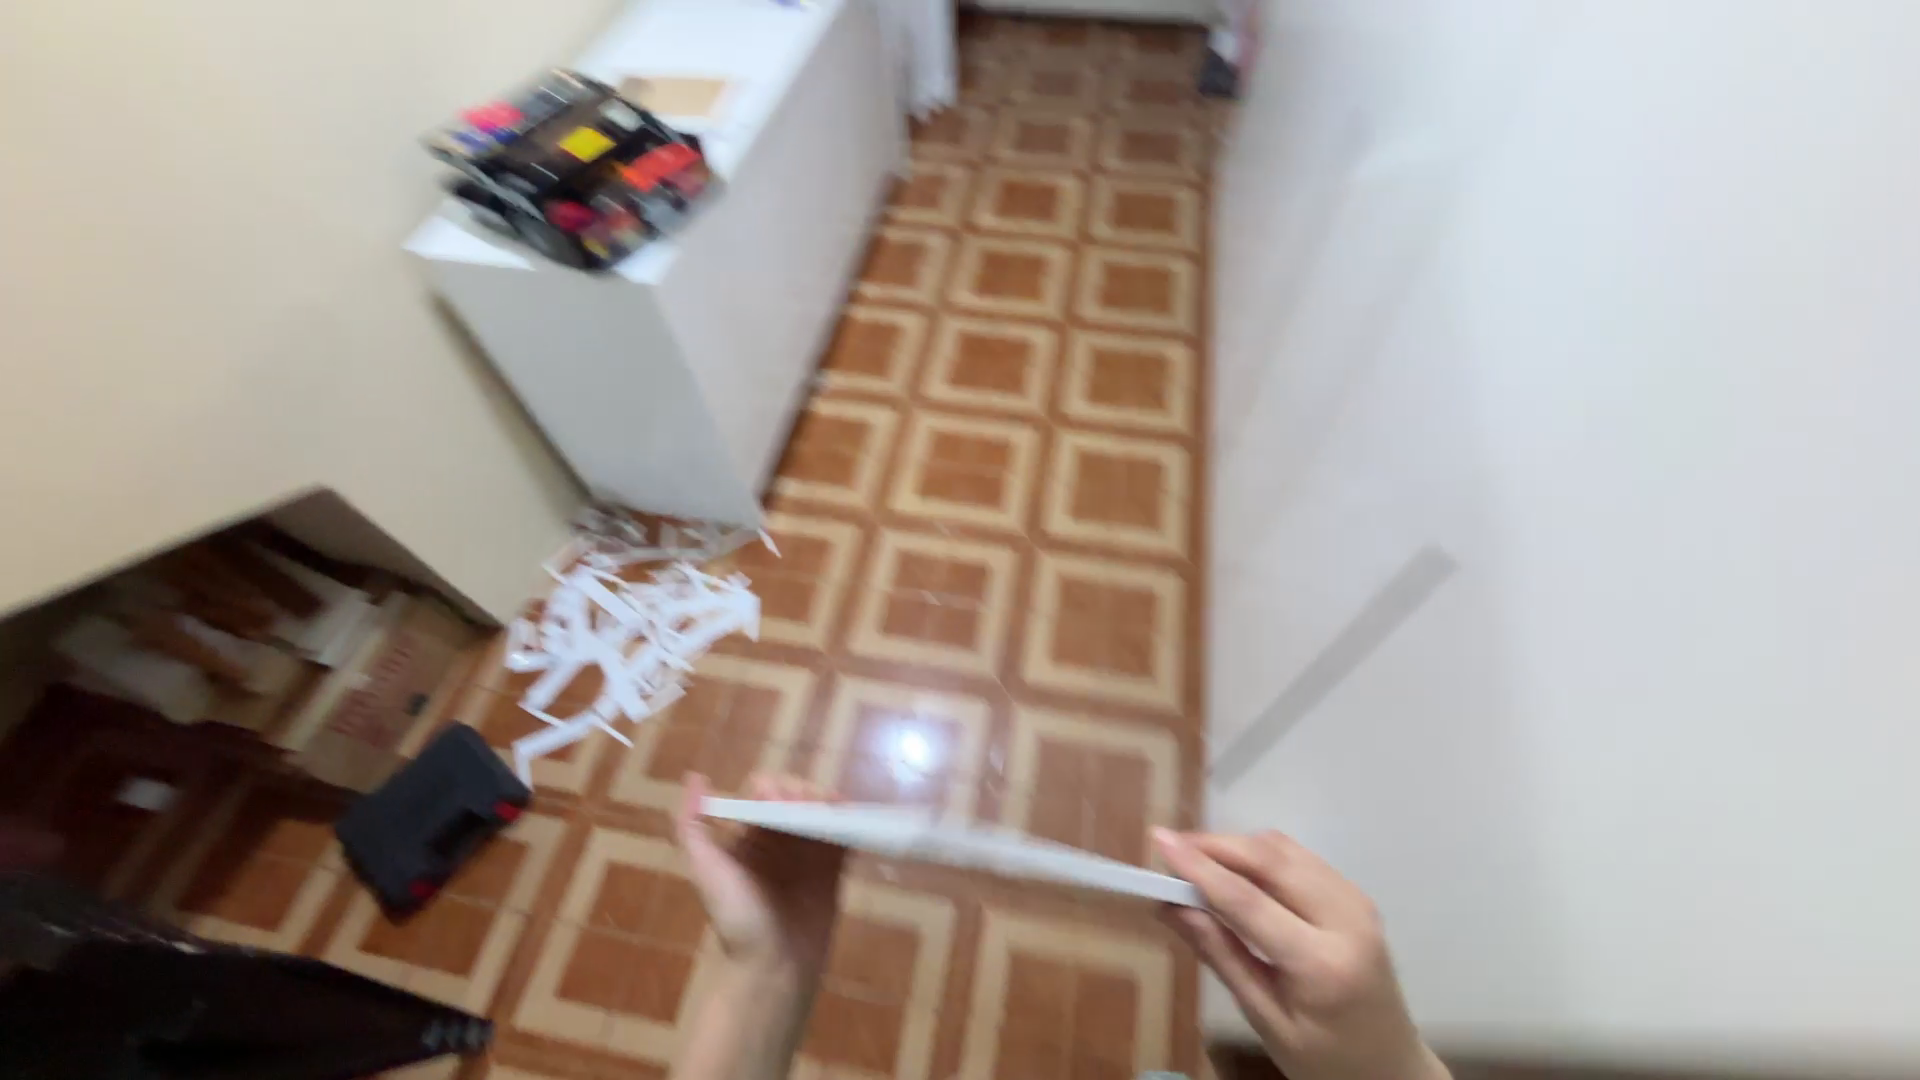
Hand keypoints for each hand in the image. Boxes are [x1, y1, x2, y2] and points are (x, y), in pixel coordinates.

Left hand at [675, 772, 847, 974]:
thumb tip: (695, 776)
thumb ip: (692, 826)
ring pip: (822, 810)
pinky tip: (852, 820)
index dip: (775, 787)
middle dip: (805, 792)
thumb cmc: (737, 920)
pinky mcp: (833, 868)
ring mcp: (808, 852)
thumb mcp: (706, 872)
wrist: (773, 969)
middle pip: (797, 795)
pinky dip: (850, 822)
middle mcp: (779, 838)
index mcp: (749, 834)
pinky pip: (844, 835)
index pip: (765, 791)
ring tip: (832, 811)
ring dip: (828, 802)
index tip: (780, 798)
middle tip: (810, 807)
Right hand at [1153, 829, 1448, 1079]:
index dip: (1199, 868)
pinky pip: (1296, 855)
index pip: (1248, 901)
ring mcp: (1354, 900)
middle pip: (1268, 859)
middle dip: (1214, 845)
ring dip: (1234, 845)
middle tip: (1171, 848)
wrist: (1393, 1068)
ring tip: (1194, 858)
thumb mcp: (1264, 1018)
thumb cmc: (1323, 1058)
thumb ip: (1219, 954)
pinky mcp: (1353, 892)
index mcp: (1322, 964)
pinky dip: (1257, 852)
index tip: (1160, 842)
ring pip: (1281, 847)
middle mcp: (1345, 920)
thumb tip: (1168, 905)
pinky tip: (1233, 868)